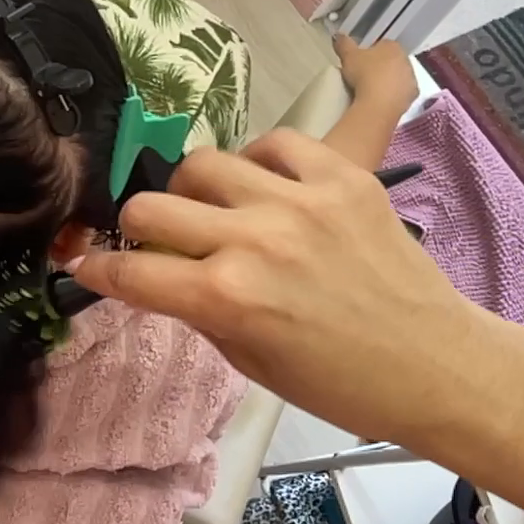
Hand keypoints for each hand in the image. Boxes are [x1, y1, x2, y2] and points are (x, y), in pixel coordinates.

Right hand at [68, 131, 523, 449]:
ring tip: (214, 207)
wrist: (436, 365)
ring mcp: (298, 201)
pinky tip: (266, 185)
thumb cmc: (335, 382)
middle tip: (159, 241)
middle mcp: (253, 240)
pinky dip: (256, 162)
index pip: (131, 271)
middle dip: (138, 228)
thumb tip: (156, 270)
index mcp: (226, 299)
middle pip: (150, 206)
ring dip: (192, 190)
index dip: (97, 269)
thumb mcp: (244, 359)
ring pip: (202, 162)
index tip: (88, 265)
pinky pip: (273, 142)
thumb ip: (194, 306)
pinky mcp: (342, 177)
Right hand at [333, 35, 417, 109]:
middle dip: (381, 67)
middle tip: (363, 76)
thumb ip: (344, 44)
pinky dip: (391, 96)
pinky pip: (400, 94)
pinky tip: (378, 101)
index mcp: (392, 46)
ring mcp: (411, 79)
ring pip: (398, 77)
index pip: (382, 44)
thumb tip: (337, 35)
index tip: (359, 62)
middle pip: (393, 61)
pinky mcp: (411, 97)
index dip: (370, 52)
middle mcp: (406, 60)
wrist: (378, 103)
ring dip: (388, 82)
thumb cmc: (364, 74)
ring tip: (370, 91)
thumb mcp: (348, 57)